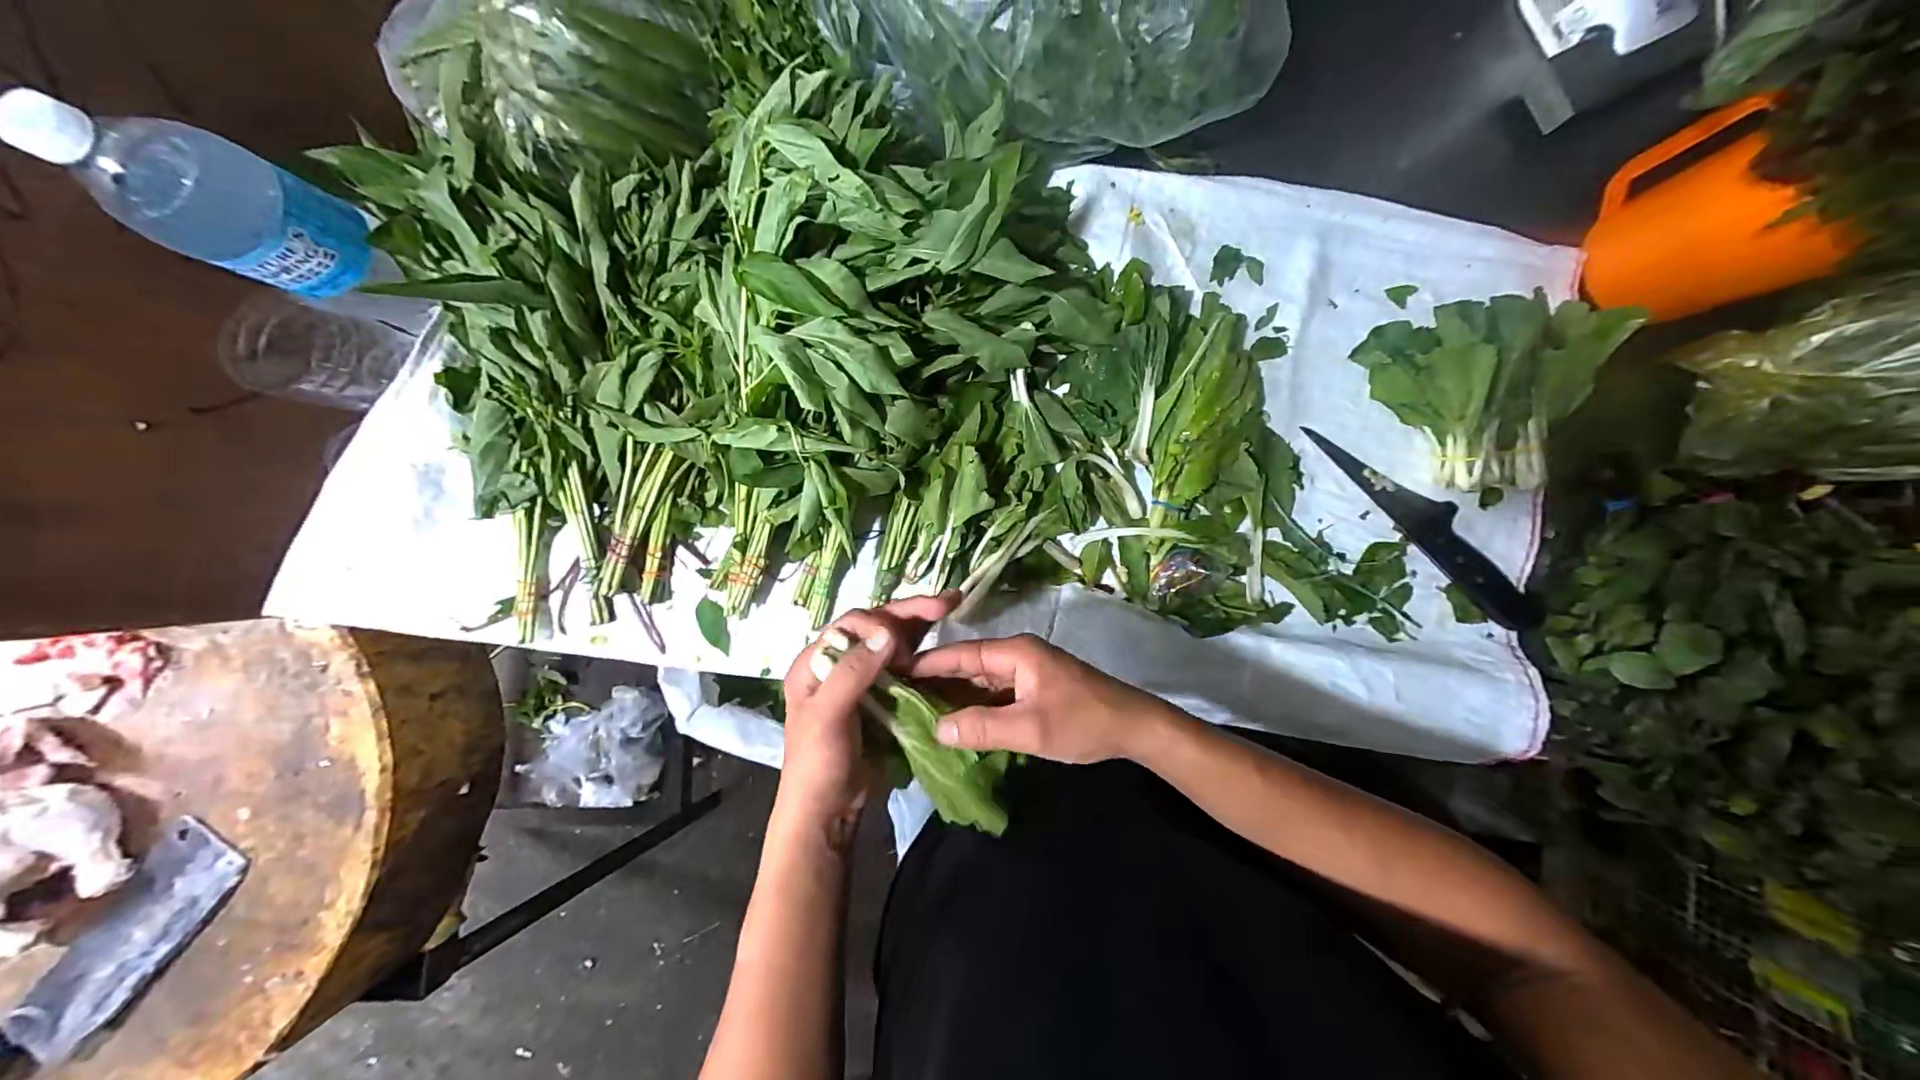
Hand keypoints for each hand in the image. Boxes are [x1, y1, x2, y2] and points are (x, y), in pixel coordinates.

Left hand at [776, 592, 959, 840]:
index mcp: (815, 662)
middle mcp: (838, 664)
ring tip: (951, 609)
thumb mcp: (827, 716)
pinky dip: (923, 655)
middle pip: (876, 628)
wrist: (827, 811)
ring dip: (919, 627)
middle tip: (949, 601)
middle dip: (910, 612)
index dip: (883, 619)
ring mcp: (862, 682)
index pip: (852, 624)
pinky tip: (944, 646)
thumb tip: (886, 631)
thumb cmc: (817, 763)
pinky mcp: (882, 700)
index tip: (911, 632)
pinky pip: (904, 669)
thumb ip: (852, 674)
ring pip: (892, 644)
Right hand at [906, 634, 1183, 763]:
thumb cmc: (1083, 722)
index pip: (960, 654)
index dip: (926, 664)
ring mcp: (1027, 672)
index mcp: (1014, 653)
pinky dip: (975, 704)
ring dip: (954, 694)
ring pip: (980, 680)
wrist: (1134, 727)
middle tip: (898, 699)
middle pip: (967, 665)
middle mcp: (1017, 655)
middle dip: (935, 681)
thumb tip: (937, 729)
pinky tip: (956, 721)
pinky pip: (995, 693)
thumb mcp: (1030, 729)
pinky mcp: (1034, 688)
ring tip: (918, 711)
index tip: (893, 675)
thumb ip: (982, 728)